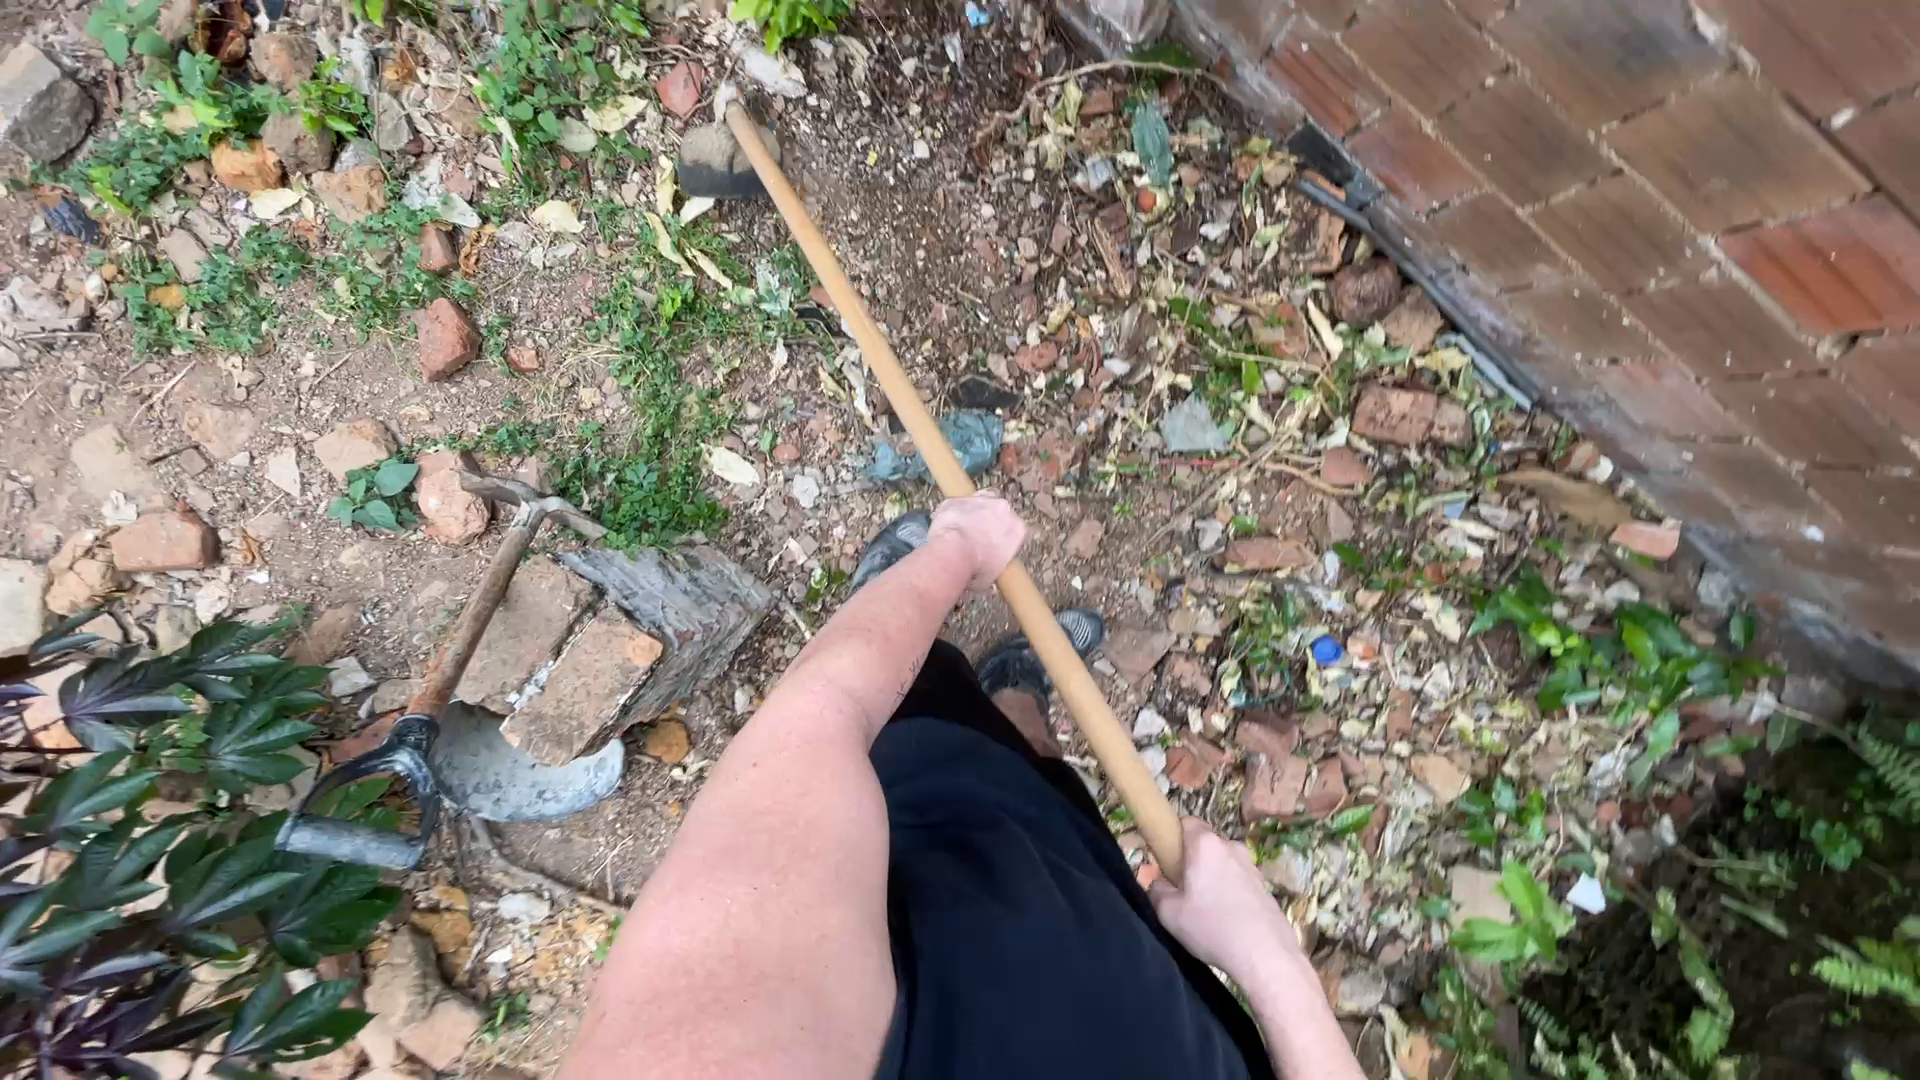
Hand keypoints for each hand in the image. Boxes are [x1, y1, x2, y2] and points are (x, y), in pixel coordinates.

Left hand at [928, 492, 1026, 590]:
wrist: (954, 552)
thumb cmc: (977, 567)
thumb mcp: (992, 575)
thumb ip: (993, 565)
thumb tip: (982, 571)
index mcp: (1017, 528)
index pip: (1015, 530)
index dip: (1003, 538)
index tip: (994, 547)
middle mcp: (1002, 509)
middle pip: (1000, 510)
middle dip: (990, 520)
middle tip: (978, 536)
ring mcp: (979, 500)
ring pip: (979, 500)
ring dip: (973, 511)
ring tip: (963, 528)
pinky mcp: (956, 499)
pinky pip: (954, 505)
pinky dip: (950, 514)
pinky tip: (944, 528)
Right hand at [1148, 819, 1301, 979]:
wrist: (1267, 957)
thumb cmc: (1212, 927)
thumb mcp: (1169, 913)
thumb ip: (1156, 890)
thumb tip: (1159, 883)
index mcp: (1205, 844)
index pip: (1186, 821)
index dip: (1173, 837)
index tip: (1168, 862)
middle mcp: (1231, 847)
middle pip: (1205, 844)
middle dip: (1193, 860)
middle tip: (1184, 890)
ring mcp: (1252, 866)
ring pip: (1224, 863)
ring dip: (1214, 877)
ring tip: (1208, 910)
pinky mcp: (1266, 887)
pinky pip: (1240, 881)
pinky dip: (1232, 893)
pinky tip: (1229, 921)